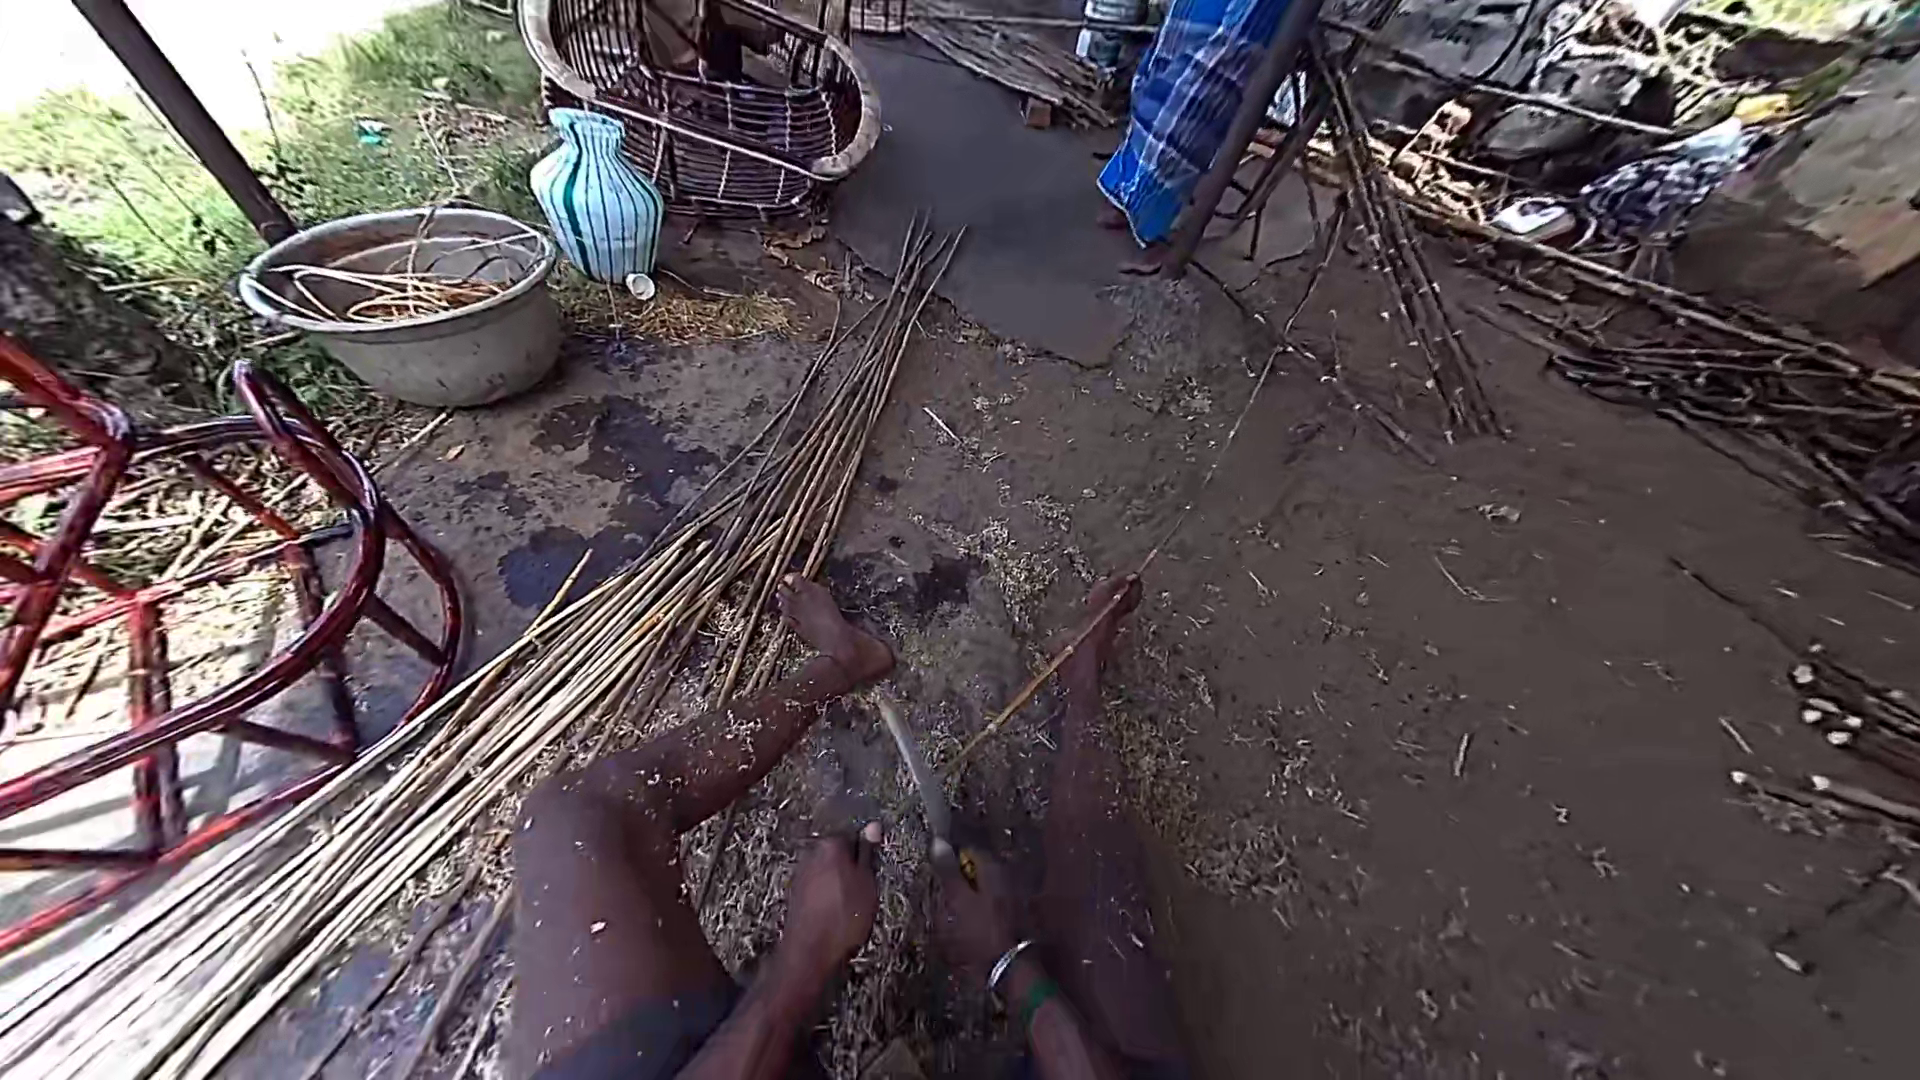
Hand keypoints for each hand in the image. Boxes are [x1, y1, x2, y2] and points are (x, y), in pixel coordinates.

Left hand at [783, 823, 881, 974]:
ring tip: (849, 907)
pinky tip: (834, 915)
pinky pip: (817, 889)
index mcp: (830, 844)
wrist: (808, 954)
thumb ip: (868, 852)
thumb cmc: (843, 915)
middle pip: (838, 854)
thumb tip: (873, 826)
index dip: (865, 855)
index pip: (853, 836)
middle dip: (850, 868)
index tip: (871, 872)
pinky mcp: (795, 896)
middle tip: (864, 890)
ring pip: (827, 872)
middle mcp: (812, 853)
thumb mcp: (866, 882)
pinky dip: (826, 898)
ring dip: (838, 884)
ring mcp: (801, 875)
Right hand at [934, 849, 1021, 977]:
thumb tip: (938, 840)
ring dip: (970, 893)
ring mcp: (1012, 893)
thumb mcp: (959, 900)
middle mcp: (1006, 874)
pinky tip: (972, 923)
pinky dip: (980, 906)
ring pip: (984, 885)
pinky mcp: (1014, 912)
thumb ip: (949, 870)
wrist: (1011, 969)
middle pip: (978, 867)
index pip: (969, 849)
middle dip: (961, 876)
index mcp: (993, 867)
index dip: (952, 858)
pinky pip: (992, 901)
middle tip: (946, 895)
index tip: (939, 873)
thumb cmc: (981, 932)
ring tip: (956, 912)